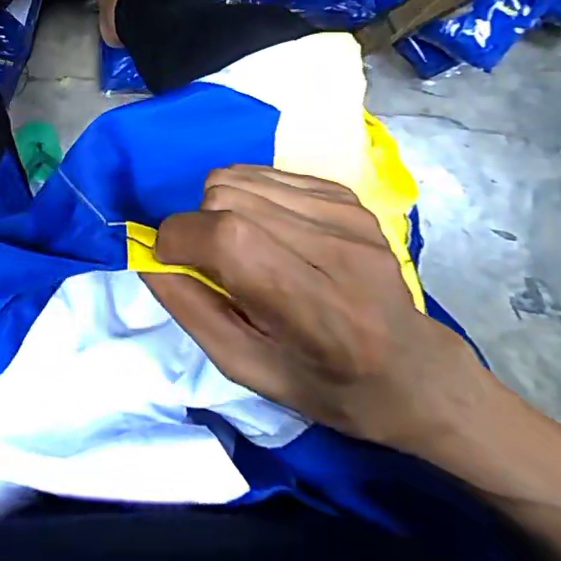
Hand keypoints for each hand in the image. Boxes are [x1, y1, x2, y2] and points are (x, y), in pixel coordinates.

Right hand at [144, 166, 491, 455]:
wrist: (412, 368)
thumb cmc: (328, 386)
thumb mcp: (251, 371)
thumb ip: (193, 311)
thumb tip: (149, 258)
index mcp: (316, 308)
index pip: (229, 237)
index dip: (180, 239)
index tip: (169, 261)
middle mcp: (337, 247)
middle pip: (229, 196)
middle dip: (197, 226)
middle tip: (212, 266)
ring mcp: (347, 214)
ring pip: (241, 176)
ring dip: (221, 208)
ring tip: (243, 250)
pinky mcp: (348, 195)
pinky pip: (268, 174)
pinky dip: (250, 198)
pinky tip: (270, 233)